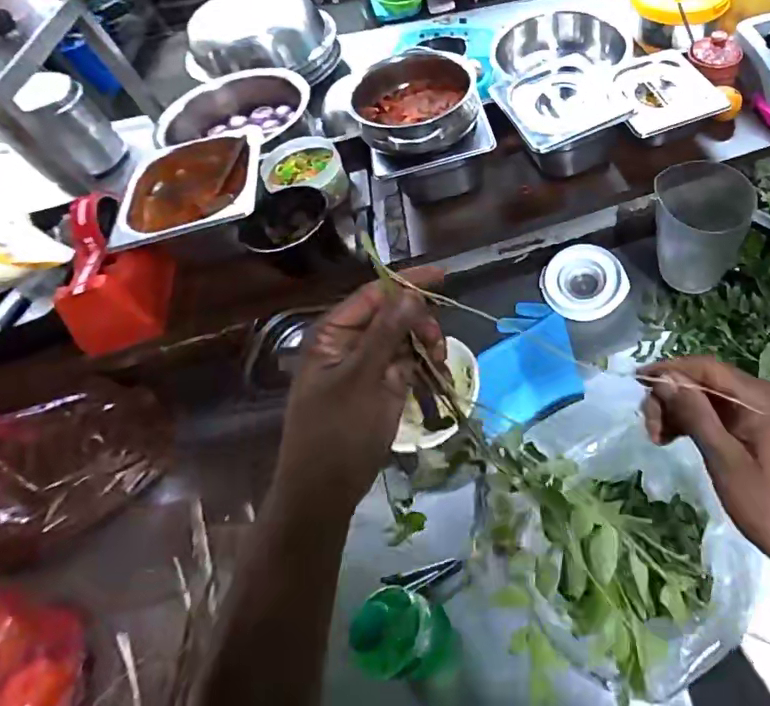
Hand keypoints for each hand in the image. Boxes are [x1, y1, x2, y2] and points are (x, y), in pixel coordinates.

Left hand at [274, 271, 444, 510]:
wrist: (325, 493)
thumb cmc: (336, 433)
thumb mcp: (362, 379)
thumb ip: (387, 333)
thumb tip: (410, 293)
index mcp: (333, 333)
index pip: (374, 294)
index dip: (408, 282)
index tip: (444, 276)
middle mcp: (349, 342)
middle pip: (394, 313)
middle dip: (420, 322)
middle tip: (436, 345)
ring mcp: (366, 364)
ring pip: (406, 336)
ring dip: (426, 344)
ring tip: (438, 365)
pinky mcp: (381, 384)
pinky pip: (409, 361)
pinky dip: (425, 364)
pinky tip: (438, 375)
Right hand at [640, 356, 769, 635]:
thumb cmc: (768, 507)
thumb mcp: (725, 460)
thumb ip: (696, 415)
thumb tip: (666, 378)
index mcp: (760, 398)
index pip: (706, 367)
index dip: (670, 370)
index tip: (637, 383)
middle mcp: (761, 396)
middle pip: (706, 380)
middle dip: (673, 396)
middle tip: (649, 428)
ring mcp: (761, 413)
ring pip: (709, 397)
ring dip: (680, 410)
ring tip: (657, 439)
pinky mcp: (757, 430)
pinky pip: (719, 414)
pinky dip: (695, 422)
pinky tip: (674, 439)